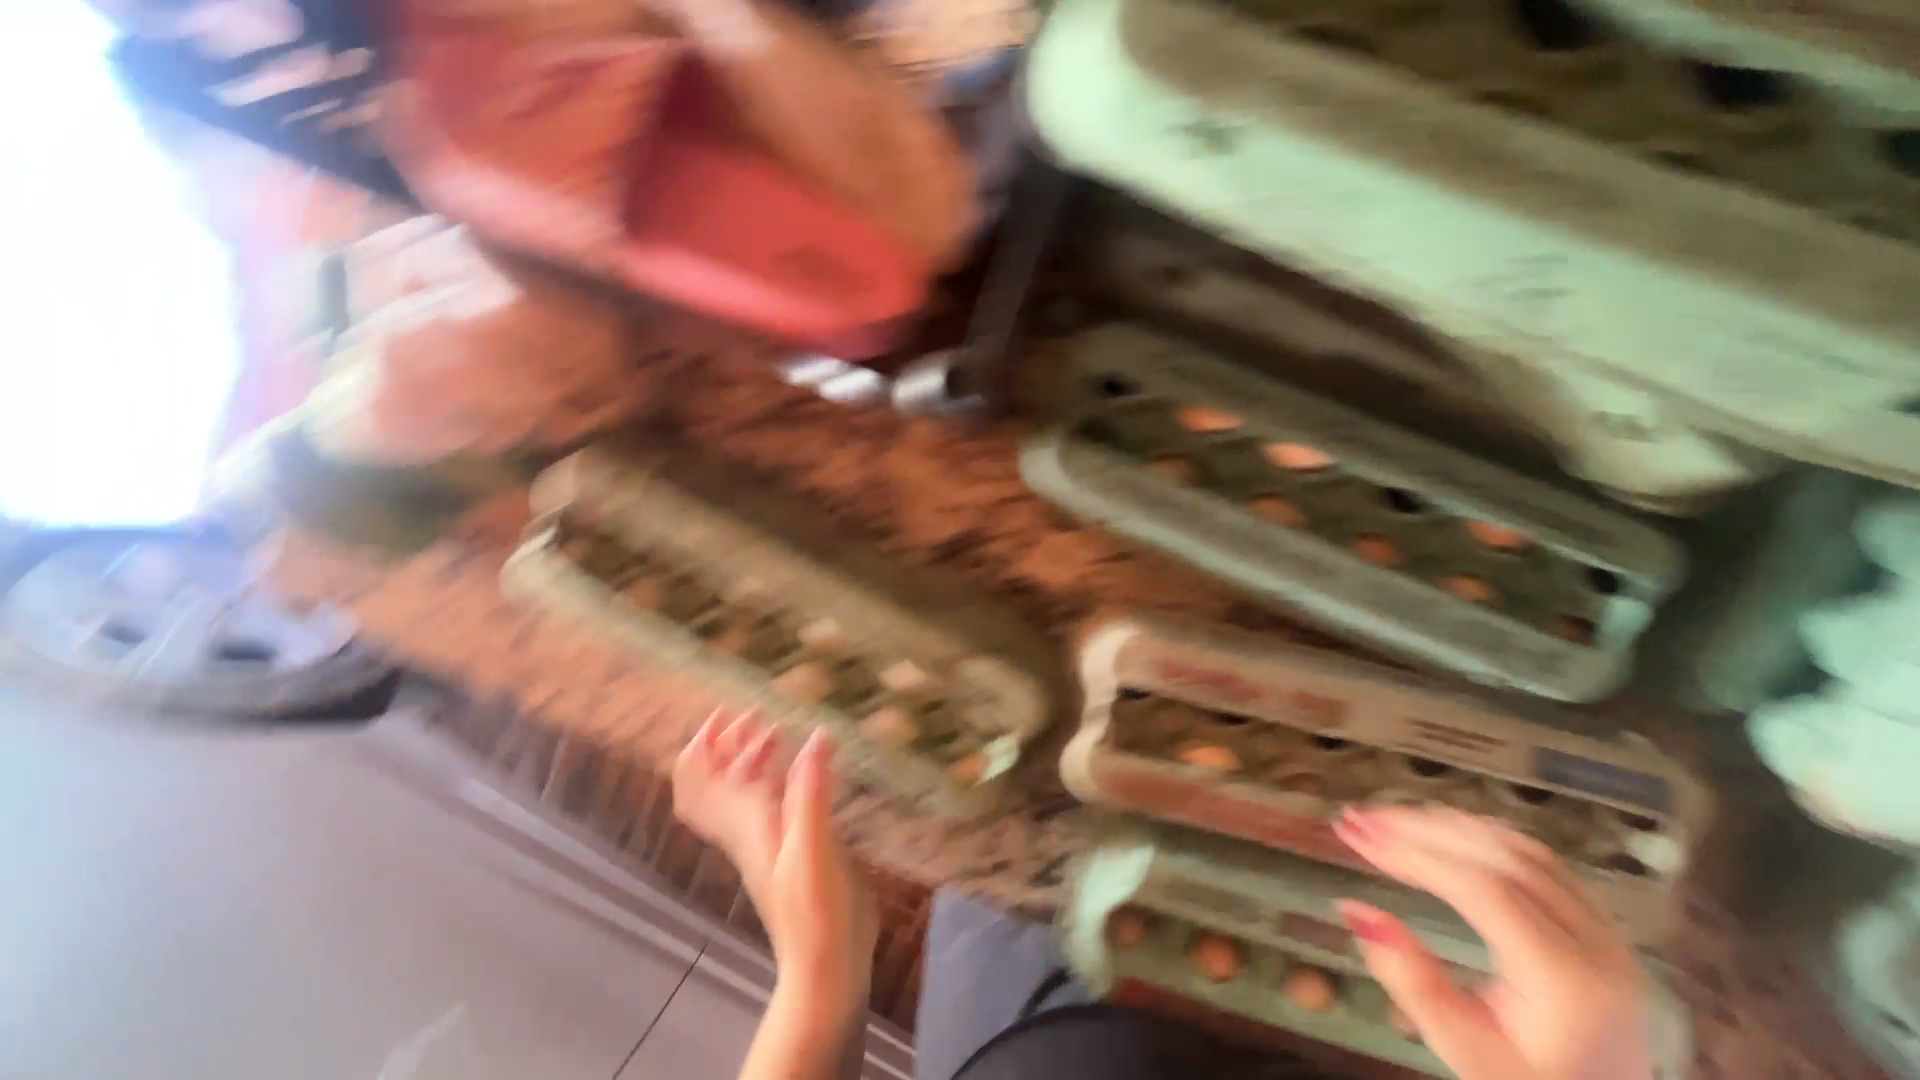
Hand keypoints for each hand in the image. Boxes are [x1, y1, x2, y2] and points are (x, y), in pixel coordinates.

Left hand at [673, 710, 877, 1018]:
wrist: (827, 963)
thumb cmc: (816, 910)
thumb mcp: (814, 850)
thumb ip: (811, 794)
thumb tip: (815, 738)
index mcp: (746, 825)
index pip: (701, 782)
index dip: (704, 746)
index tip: (723, 715)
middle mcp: (750, 829)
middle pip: (720, 782)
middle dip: (729, 745)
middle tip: (755, 717)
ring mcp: (771, 841)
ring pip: (746, 791)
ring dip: (752, 759)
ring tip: (778, 732)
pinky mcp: (796, 849)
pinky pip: (775, 802)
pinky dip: (781, 776)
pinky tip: (807, 767)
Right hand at [1334, 806, 1652, 1079]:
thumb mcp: (1461, 1048)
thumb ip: (1410, 980)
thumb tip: (1355, 909)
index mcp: (1563, 979)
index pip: (1482, 888)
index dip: (1415, 853)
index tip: (1358, 835)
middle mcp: (1596, 946)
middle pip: (1504, 858)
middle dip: (1425, 829)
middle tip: (1363, 818)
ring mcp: (1608, 934)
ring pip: (1526, 851)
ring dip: (1455, 828)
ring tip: (1395, 820)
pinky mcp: (1604, 928)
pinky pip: (1544, 863)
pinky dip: (1487, 839)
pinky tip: (1448, 835)